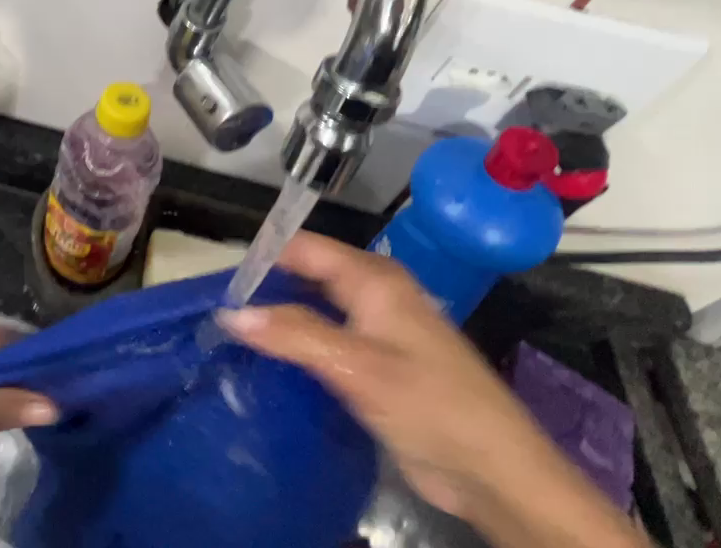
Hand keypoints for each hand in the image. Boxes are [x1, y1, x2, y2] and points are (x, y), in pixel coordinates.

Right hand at [219, 234, 647, 547]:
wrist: (498, 474)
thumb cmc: (432, 407)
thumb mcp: (356, 367)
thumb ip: (294, 334)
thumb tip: (231, 313)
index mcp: (374, 278)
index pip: (305, 247)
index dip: (264, 257)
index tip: (222, 283)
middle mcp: (375, 293)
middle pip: (308, 274)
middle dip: (268, 288)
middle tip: (223, 313)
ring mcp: (378, 329)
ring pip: (317, 307)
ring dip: (282, 318)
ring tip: (237, 336)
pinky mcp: (378, 364)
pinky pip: (328, 339)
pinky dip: (300, 344)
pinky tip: (273, 362)